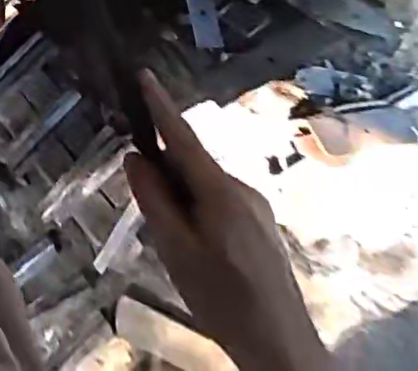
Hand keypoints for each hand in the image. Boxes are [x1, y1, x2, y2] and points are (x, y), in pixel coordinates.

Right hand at [125, 71, 331, 370]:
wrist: (284, 350)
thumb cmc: (224, 301)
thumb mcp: (176, 252)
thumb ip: (154, 201)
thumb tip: (134, 157)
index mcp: (219, 191)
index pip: (182, 137)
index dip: (161, 105)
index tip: (144, 74)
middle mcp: (241, 188)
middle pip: (192, 163)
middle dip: (165, 169)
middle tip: (146, 199)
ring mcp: (256, 206)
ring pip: (206, 185)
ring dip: (183, 196)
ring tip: (175, 240)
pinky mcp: (262, 225)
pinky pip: (221, 201)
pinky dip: (200, 209)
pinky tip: (199, 248)